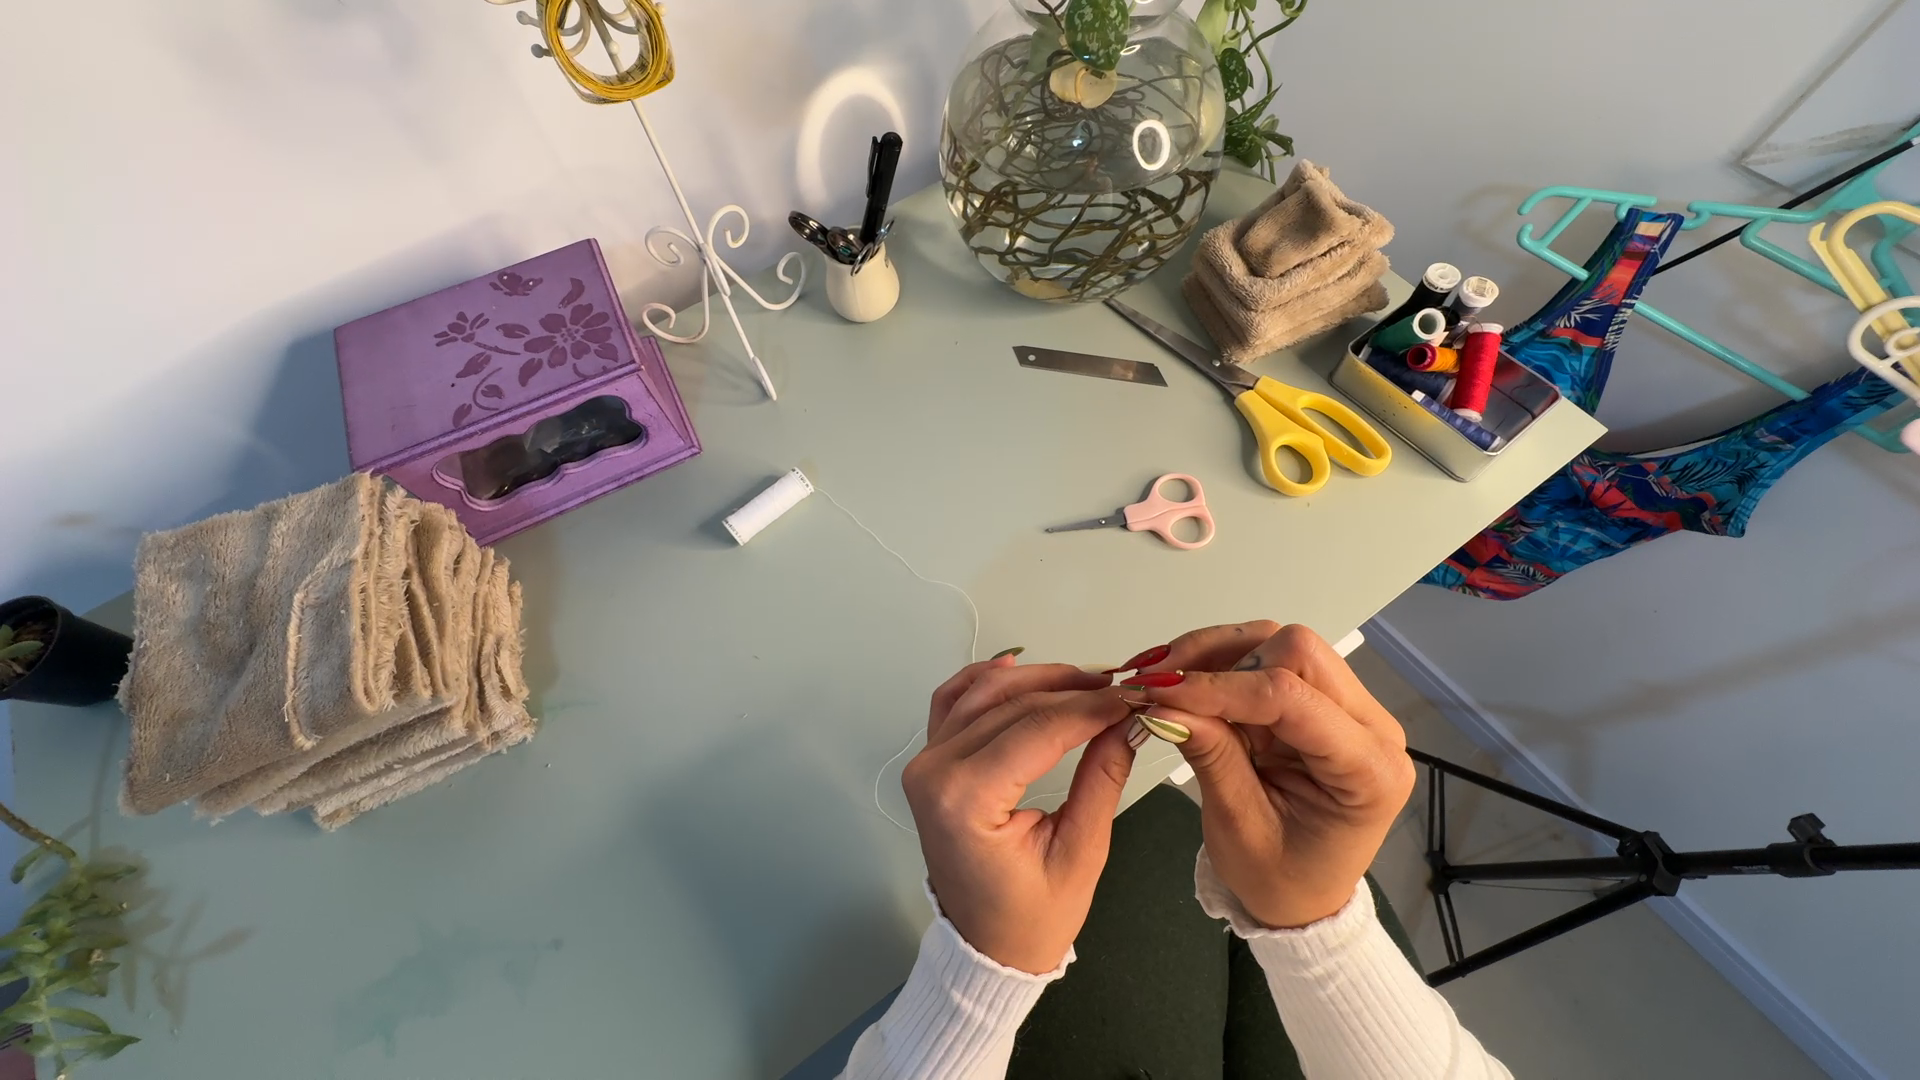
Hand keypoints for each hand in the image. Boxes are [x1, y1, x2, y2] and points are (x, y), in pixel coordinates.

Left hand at [901, 655, 1135, 972]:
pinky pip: (953, 701)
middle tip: (1121, 687)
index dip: (1091, 706)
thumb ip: (1102, 778)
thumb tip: (1132, 719)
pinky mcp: (930, 759)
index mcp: (965, 799)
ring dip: (1035, 677)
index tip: (1134, 696)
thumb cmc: (1031, 917)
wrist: (982, 948)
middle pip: (1012, 705)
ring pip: (983, 692)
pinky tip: (1018, 666)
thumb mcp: (1079, 853)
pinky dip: (984, 679)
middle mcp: (935, 770)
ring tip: (1087, 679)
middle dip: (1071, 689)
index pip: (1038, 729)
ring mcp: (926, 761)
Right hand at [1130, 624, 1414, 928]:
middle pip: (1296, 651)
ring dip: (1214, 653)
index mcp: (1367, 770)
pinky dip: (1218, 659)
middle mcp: (1369, 725)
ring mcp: (1345, 706)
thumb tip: (1162, 703)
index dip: (1218, 688)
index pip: (1290, 697)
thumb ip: (1210, 757)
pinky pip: (1265, 654)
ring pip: (1276, 640)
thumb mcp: (1239, 827)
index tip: (1157, 692)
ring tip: (1164, 680)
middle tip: (1163, 688)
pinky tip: (1183, 681)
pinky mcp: (1314, 697)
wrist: (1302, 898)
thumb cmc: (1278, 877)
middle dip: (1222, 661)